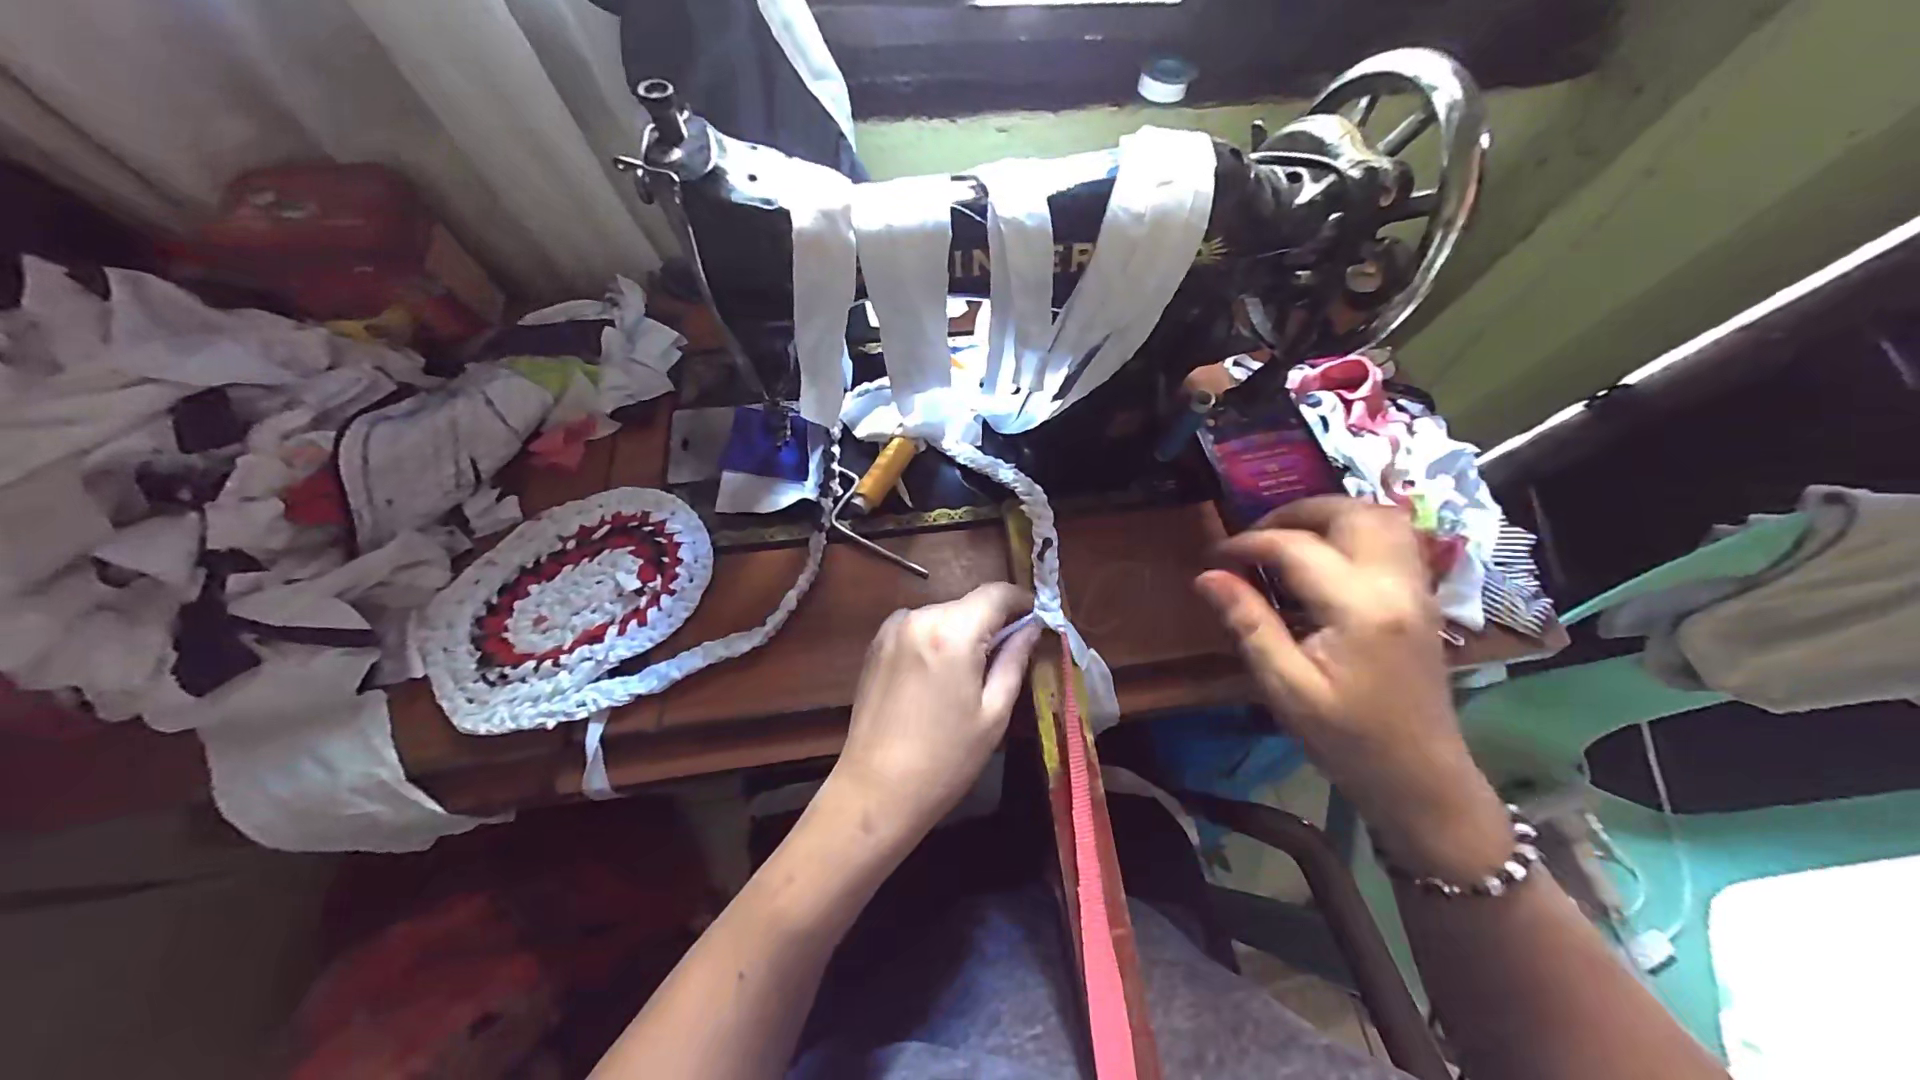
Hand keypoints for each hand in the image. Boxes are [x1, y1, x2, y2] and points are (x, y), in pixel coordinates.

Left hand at [827, 582, 1041, 845]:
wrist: (876, 789)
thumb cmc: (945, 759)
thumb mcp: (993, 712)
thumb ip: (1014, 660)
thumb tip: (1032, 629)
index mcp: (952, 632)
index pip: (996, 593)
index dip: (1022, 602)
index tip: (1038, 620)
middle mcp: (919, 617)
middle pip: (968, 604)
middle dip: (992, 622)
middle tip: (1009, 656)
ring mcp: (892, 629)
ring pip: (943, 615)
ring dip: (963, 632)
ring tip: (969, 675)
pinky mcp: (875, 644)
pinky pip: (919, 628)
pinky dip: (936, 640)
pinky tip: (938, 678)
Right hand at [1195, 497, 1510, 877]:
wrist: (1421, 778)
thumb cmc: (1347, 739)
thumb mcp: (1285, 687)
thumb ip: (1248, 623)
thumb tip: (1207, 577)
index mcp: (1360, 608)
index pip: (1296, 547)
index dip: (1248, 544)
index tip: (1215, 556)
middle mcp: (1396, 585)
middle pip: (1352, 512)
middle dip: (1295, 512)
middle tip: (1254, 537)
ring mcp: (1417, 588)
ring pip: (1381, 517)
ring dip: (1330, 515)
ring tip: (1287, 538)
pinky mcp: (1422, 598)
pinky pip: (1394, 539)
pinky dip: (1355, 531)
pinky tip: (1324, 558)